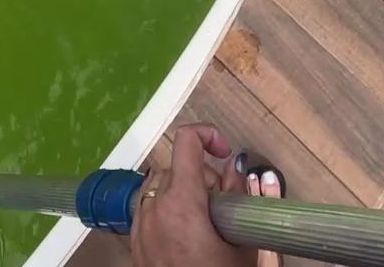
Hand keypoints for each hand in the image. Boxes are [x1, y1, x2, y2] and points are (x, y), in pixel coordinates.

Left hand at [129, 123, 249, 266]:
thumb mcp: (245, 248)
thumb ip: (247, 201)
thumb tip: (248, 173)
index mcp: (182, 202)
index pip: (187, 141)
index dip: (209, 135)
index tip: (226, 153)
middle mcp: (154, 209)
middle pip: (177, 164)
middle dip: (203, 174)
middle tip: (224, 202)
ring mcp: (140, 228)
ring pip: (159, 184)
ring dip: (183, 189)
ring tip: (205, 218)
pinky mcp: (134, 246)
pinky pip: (147, 207)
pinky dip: (166, 206)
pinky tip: (186, 230)